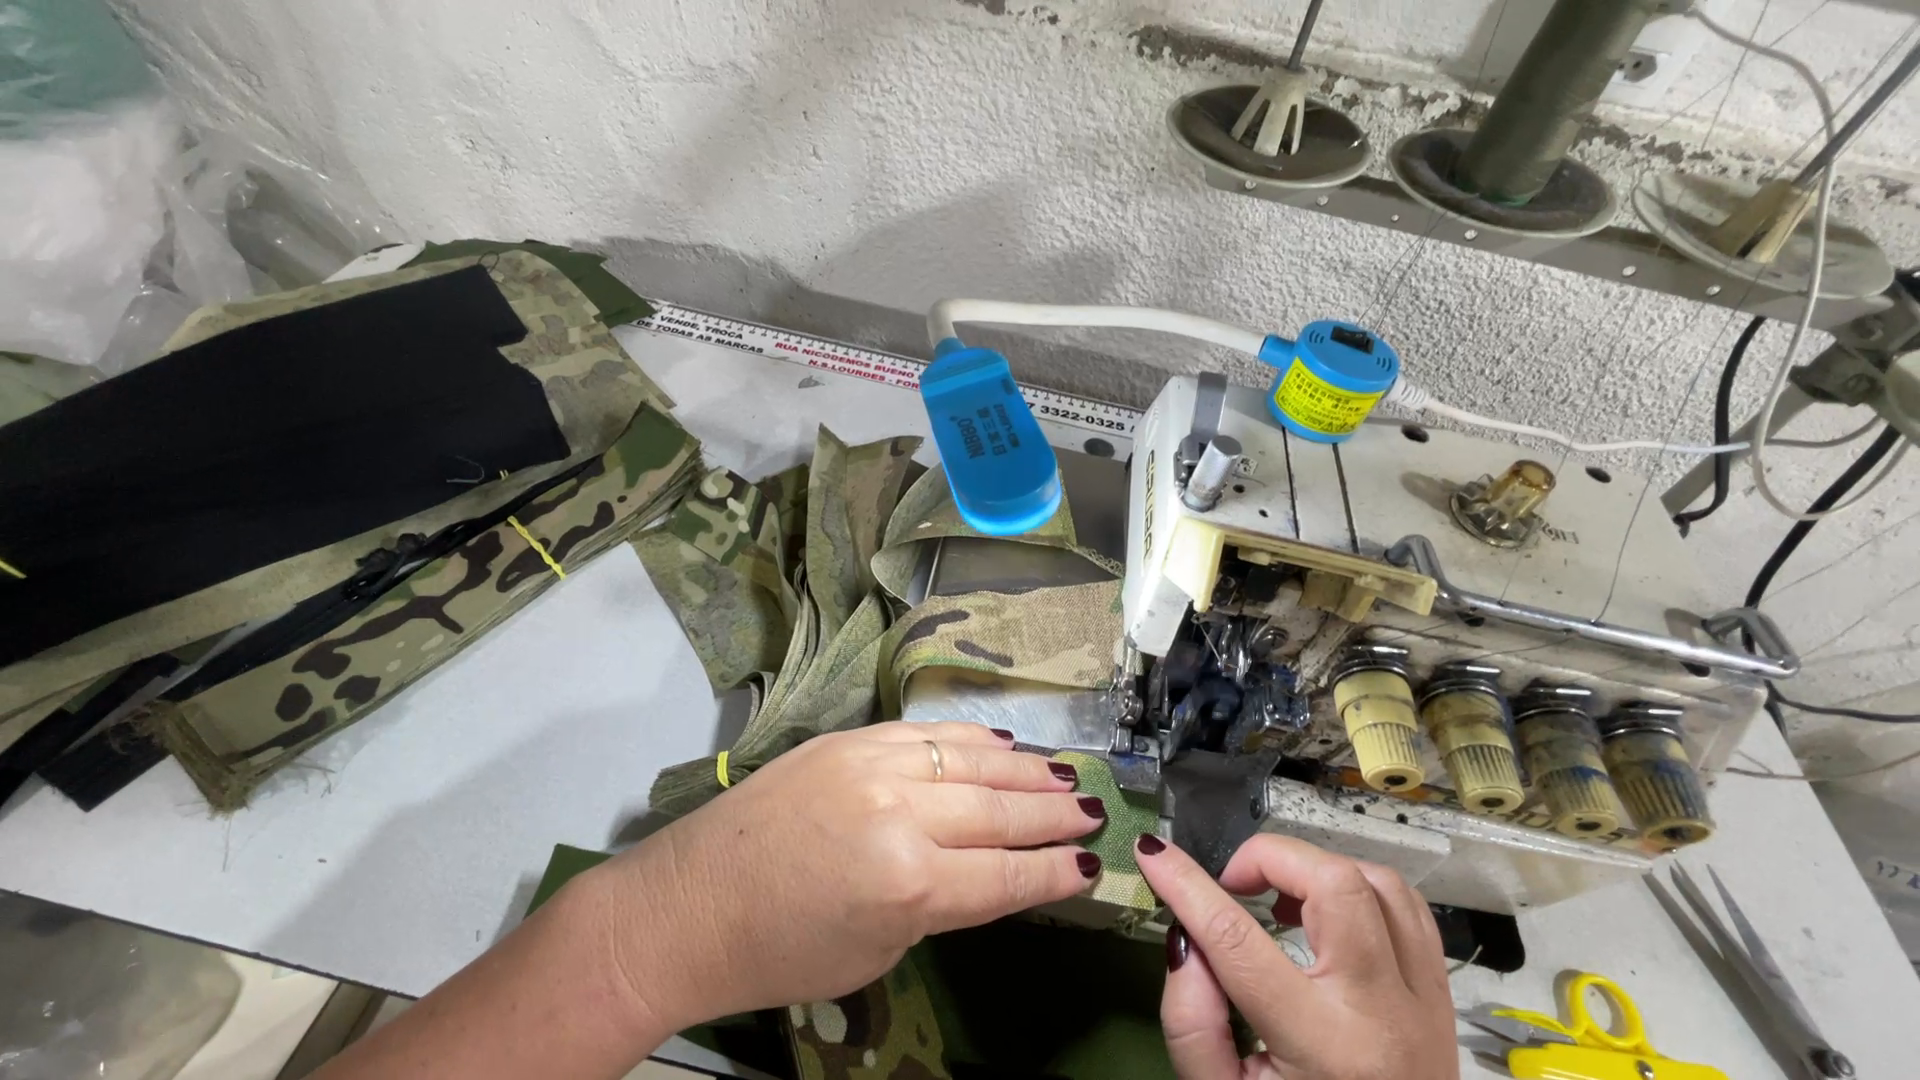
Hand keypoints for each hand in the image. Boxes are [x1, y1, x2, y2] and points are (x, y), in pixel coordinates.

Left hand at [577, 722, 1104, 1032]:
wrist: (691, 905)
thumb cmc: (784, 953)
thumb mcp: (880, 950)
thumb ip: (944, 903)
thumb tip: (997, 869)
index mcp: (910, 886)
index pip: (1006, 875)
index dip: (1054, 872)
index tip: (1092, 864)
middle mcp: (900, 814)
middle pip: (999, 811)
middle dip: (1054, 814)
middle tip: (1094, 813)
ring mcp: (872, 765)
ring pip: (972, 760)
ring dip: (1026, 770)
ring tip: (1065, 775)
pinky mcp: (849, 739)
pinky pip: (928, 734)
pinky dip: (973, 739)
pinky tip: (1004, 745)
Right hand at [1135, 833, 1458, 1079]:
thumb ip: (1191, 1021)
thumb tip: (1186, 940)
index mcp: (1323, 1048)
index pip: (1239, 940)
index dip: (1187, 885)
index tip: (1153, 852)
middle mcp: (1382, 1012)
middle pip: (1333, 884)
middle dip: (1268, 859)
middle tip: (1232, 886)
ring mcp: (1423, 1000)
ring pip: (1378, 882)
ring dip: (1317, 871)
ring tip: (1279, 899)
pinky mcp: (1440, 995)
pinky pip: (1407, 906)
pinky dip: (1358, 888)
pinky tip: (1323, 911)